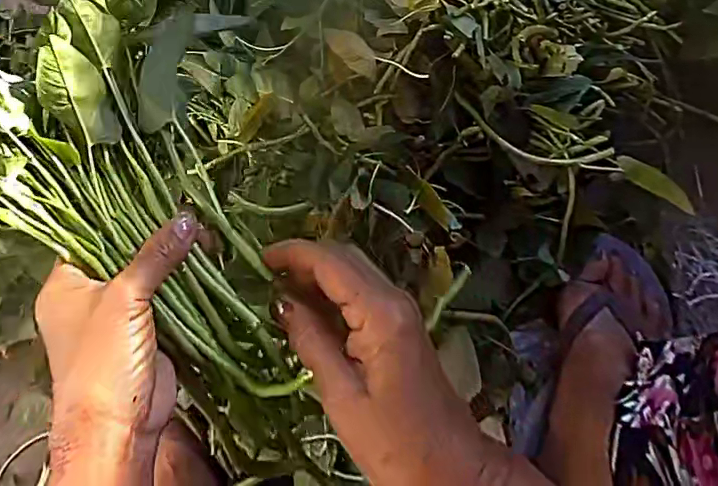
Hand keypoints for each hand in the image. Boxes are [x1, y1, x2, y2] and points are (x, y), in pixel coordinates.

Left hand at [36, 208, 198, 485]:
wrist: (120, 434)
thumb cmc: (101, 365)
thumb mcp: (124, 298)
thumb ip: (154, 255)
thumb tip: (186, 218)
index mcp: (65, 285)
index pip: (88, 234)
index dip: (117, 212)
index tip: (148, 190)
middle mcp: (88, 295)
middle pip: (123, 251)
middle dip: (154, 233)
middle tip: (184, 210)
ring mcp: (118, 313)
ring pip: (147, 272)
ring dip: (172, 255)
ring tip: (200, 228)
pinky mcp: (145, 329)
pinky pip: (164, 295)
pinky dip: (182, 279)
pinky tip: (203, 256)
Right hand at [265, 240, 543, 485]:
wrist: (455, 472)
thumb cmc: (398, 445)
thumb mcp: (344, 399)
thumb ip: (312, 343)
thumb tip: (281, 303)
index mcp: (381, 312)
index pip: (331, 262)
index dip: (294, 253)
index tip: (261, 257)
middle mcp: (393, 298)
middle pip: (343, 257)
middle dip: (303, 258)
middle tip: (266, 273)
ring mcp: (400, 308)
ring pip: (352, 270)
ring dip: (316, 272)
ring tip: (280, 288)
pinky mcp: (400, 323)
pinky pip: (360, 290)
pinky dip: (331, 290)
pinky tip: (309, 307)